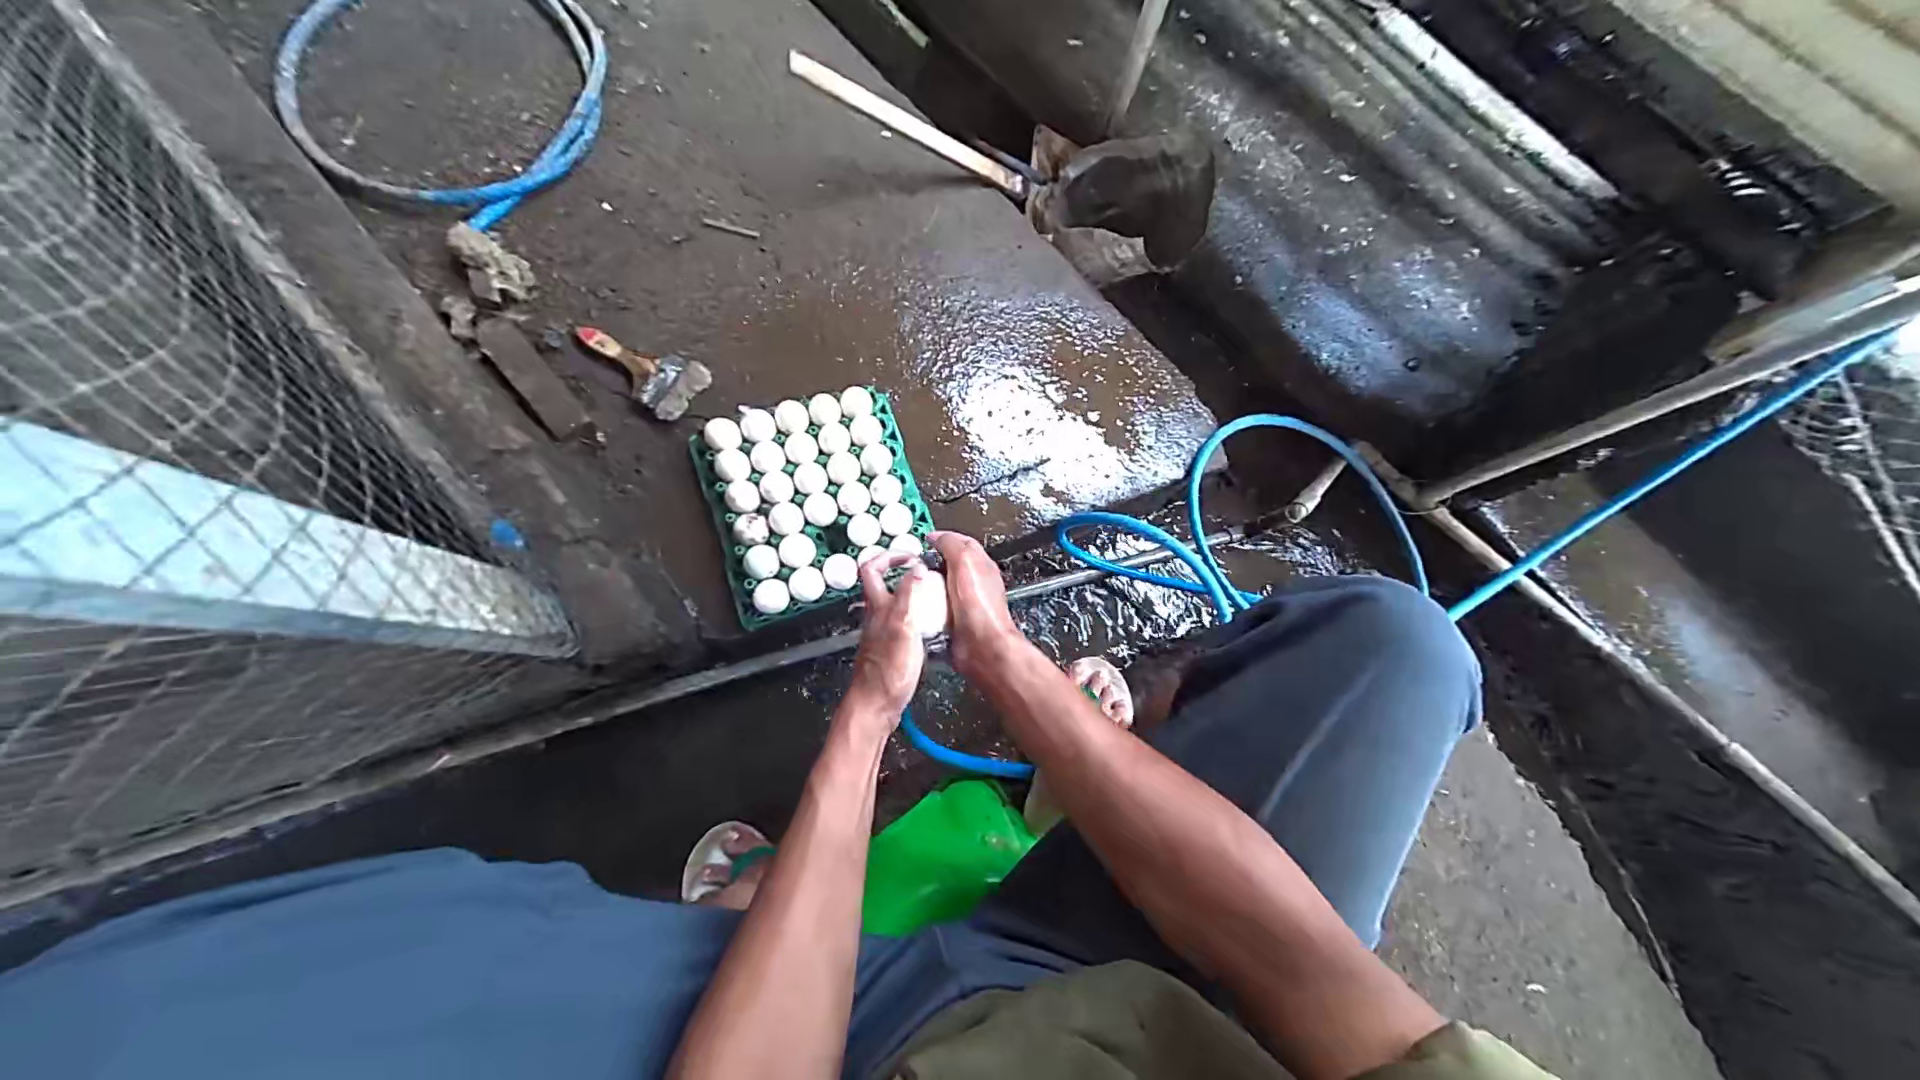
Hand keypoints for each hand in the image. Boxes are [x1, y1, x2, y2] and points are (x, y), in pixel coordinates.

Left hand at [841, 554, 933, 731]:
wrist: (875, 707)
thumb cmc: (887, 673)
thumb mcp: (903, 628)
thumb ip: (909, 596)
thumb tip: (917, 568)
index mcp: (878, 607)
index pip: (872, 568)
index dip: (889, 556)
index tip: (911, 555)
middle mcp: (876, 616)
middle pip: (881, 583)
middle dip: (900, 571)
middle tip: (923, 570)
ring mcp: (882, 632)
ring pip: (893, 602)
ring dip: (911, 593)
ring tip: (932, 592)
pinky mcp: (890, 648)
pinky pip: (902, 621)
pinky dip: (916, 615)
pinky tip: (930, 624)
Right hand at [927, 531, 1024, 682]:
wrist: (981, 646)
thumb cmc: (980, 608)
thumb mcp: (964, 562)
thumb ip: (952, 545)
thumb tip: (938, 537)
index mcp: (981, 566)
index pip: (963, 543)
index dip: (944, 538)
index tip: (928, 539)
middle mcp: (976, 584)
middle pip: (951, 565)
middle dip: (934, 562)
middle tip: (918, 562)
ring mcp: (966, 603)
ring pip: (943, 587)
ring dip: (929, 586)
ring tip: (917, 583)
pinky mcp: (955, 621)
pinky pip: (937, 609)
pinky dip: (928, 606)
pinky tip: (921, 606)